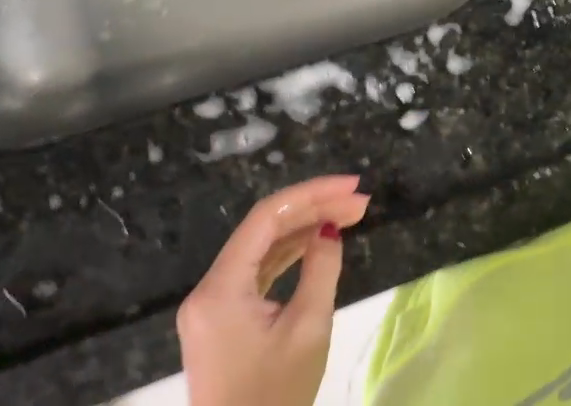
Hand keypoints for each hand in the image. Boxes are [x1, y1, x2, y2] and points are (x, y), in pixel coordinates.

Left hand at [179, 176, 370, 405]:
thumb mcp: (308, 328)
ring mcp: (213, 305)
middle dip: (314, 208)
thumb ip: (322, 269)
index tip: (353, 187)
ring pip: (262, 248)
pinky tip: (321, 243)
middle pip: (263, 229)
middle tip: (361, 202)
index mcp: (220, 288)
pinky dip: (291, 253)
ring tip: (351, 216)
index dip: (312, 194)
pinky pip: (258, 271)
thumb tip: (329, 230)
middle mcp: (208, 289)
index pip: (266, 218)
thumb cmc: (275, 394)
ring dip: (305, 228)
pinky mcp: (223, 320)